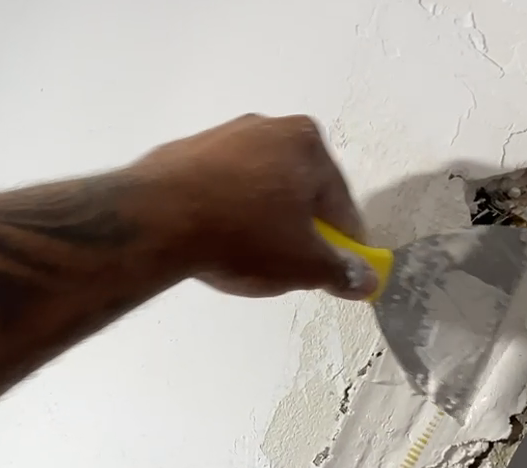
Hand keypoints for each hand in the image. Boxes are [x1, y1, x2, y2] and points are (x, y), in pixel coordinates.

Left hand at [131, 114, 376, 299]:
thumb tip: (366, 281)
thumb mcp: (305, 265)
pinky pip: (223, 191)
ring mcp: (225, 136)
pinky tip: (218, 244)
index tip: (339, 273)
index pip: (342, 206)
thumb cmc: (244, 236)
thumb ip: (341, 273)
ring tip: (249, 260)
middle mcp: (270, 127)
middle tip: (290, 270)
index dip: (345, 247)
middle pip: (300, 193)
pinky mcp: (187, 154)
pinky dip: (228, 215)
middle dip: (300, 232)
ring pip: (260, 190)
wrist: (160, 219)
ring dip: (263, 223)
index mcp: (309, 145)